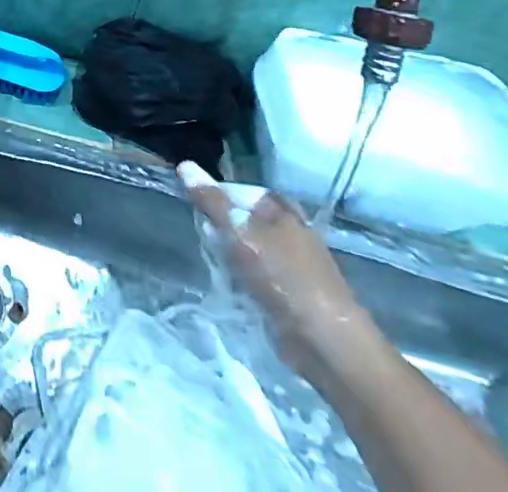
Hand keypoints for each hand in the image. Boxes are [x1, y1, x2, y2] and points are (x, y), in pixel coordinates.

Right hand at [179, 161, 379, 380]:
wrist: (323, 341)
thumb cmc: (284, 278)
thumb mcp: (241, 233)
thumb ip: (212, 201)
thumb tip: (184, 165)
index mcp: (284, 211)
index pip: (240, 191)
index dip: (217, 195)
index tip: (195, 207)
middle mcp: (288, 232)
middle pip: (239, 219)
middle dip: (219, 229)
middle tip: (207, 240)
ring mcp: (288, 264)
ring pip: (242, 247)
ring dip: (225, 255)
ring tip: (215, 265)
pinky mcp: (284, 291)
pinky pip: (249, 273)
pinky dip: (236, 277)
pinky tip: (227, 284)